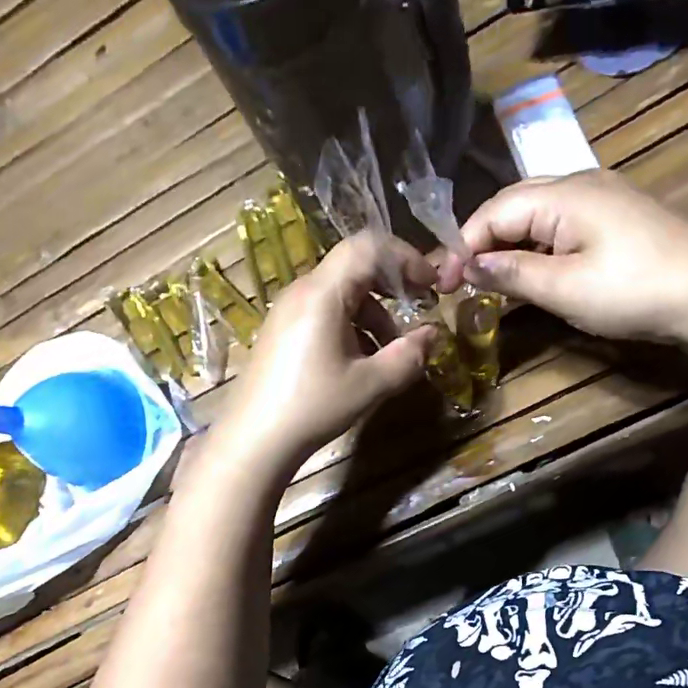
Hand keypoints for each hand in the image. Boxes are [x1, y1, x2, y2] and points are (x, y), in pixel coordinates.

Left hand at [212, 235, 434, 472]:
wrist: (255, 440)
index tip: (431, 285)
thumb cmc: (313, 407)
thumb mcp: (370, 385)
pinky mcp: (281, 332)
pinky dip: (350, 326)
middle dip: (392, 285)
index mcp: (322, 293)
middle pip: (354, 268)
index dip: (406, 258)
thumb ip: (408, 356)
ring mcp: (287, 311)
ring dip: (373, 313)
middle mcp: (302, 292)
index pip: (368, 247)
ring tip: (391, 350)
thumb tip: (433, 335)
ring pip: (340, 294)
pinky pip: (323, 313)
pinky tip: (360, 361)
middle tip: (419, 308)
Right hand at [437, 170, 687, 343]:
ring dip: (505, 245)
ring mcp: (599, 199)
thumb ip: (512, 274)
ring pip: (534, 214)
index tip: (441, 284)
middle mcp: (578, 185)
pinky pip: (557, 225)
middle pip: (511, 205)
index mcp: (563, 195)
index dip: (463, 246)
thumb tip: (470, 266)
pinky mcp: (613, 219)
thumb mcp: (563, 288)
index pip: (494, 211)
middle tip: (457, 281)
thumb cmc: (632, 290)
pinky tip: (526, 273)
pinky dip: (532, 247)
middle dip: (480, 241)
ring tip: (485, 280)